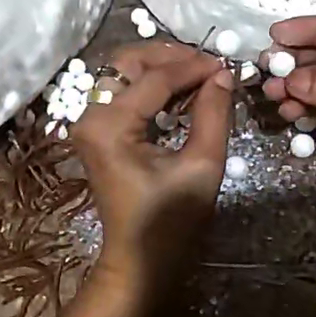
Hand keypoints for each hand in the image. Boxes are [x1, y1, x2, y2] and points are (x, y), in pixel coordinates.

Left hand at [72, 41, 233, 308]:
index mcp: (110, 126)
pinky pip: (121, 92)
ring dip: (159, 68)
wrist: (138, 259)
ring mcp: (88, 123)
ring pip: (122, 73)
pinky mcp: (95, 132)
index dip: (194, 67)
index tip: (228, 65)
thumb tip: (223, 74)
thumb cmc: (171, 221)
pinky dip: (149, 86)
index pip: (156, 78)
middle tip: (208, 65)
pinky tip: (179, 93)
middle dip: (170, 57)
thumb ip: (213, 114)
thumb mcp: (202, 166)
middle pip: (127, 62)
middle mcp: (89, 116)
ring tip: (199, 75)